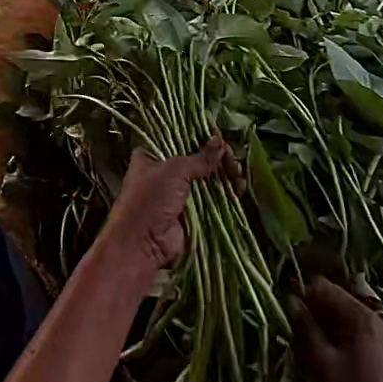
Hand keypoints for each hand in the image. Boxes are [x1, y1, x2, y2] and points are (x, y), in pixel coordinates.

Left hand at [97, 135, 232, 272]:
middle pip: (198, 157)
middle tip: (232, 159)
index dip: (202, 137)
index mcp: (153, 154)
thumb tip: (220, 141)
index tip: (221, 137)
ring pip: (208, 177)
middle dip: (218, 157)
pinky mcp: (192, 210)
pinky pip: (213, 197)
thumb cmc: (151, 199)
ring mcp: (180, 191)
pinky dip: (227, 191)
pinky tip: (240, 187)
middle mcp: (166, 170)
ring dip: (225, 173)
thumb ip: (199, 158)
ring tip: (238, 173)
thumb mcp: (174, 170)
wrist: (142, 244)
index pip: (181, 137)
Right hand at [290, 278, 382, 381]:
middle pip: (337, 304)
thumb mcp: (322, 363)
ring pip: (345, 322)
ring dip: (325, 332)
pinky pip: (357, 338)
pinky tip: (329, 367)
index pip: (325, 287)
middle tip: (295, 338)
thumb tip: (290, 301)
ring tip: (309, 356)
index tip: (286, 313)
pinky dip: (339, 344)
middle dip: (314, 316)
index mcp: (362, 316)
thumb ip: (305, 328)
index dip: (303, 296)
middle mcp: (377, 320)